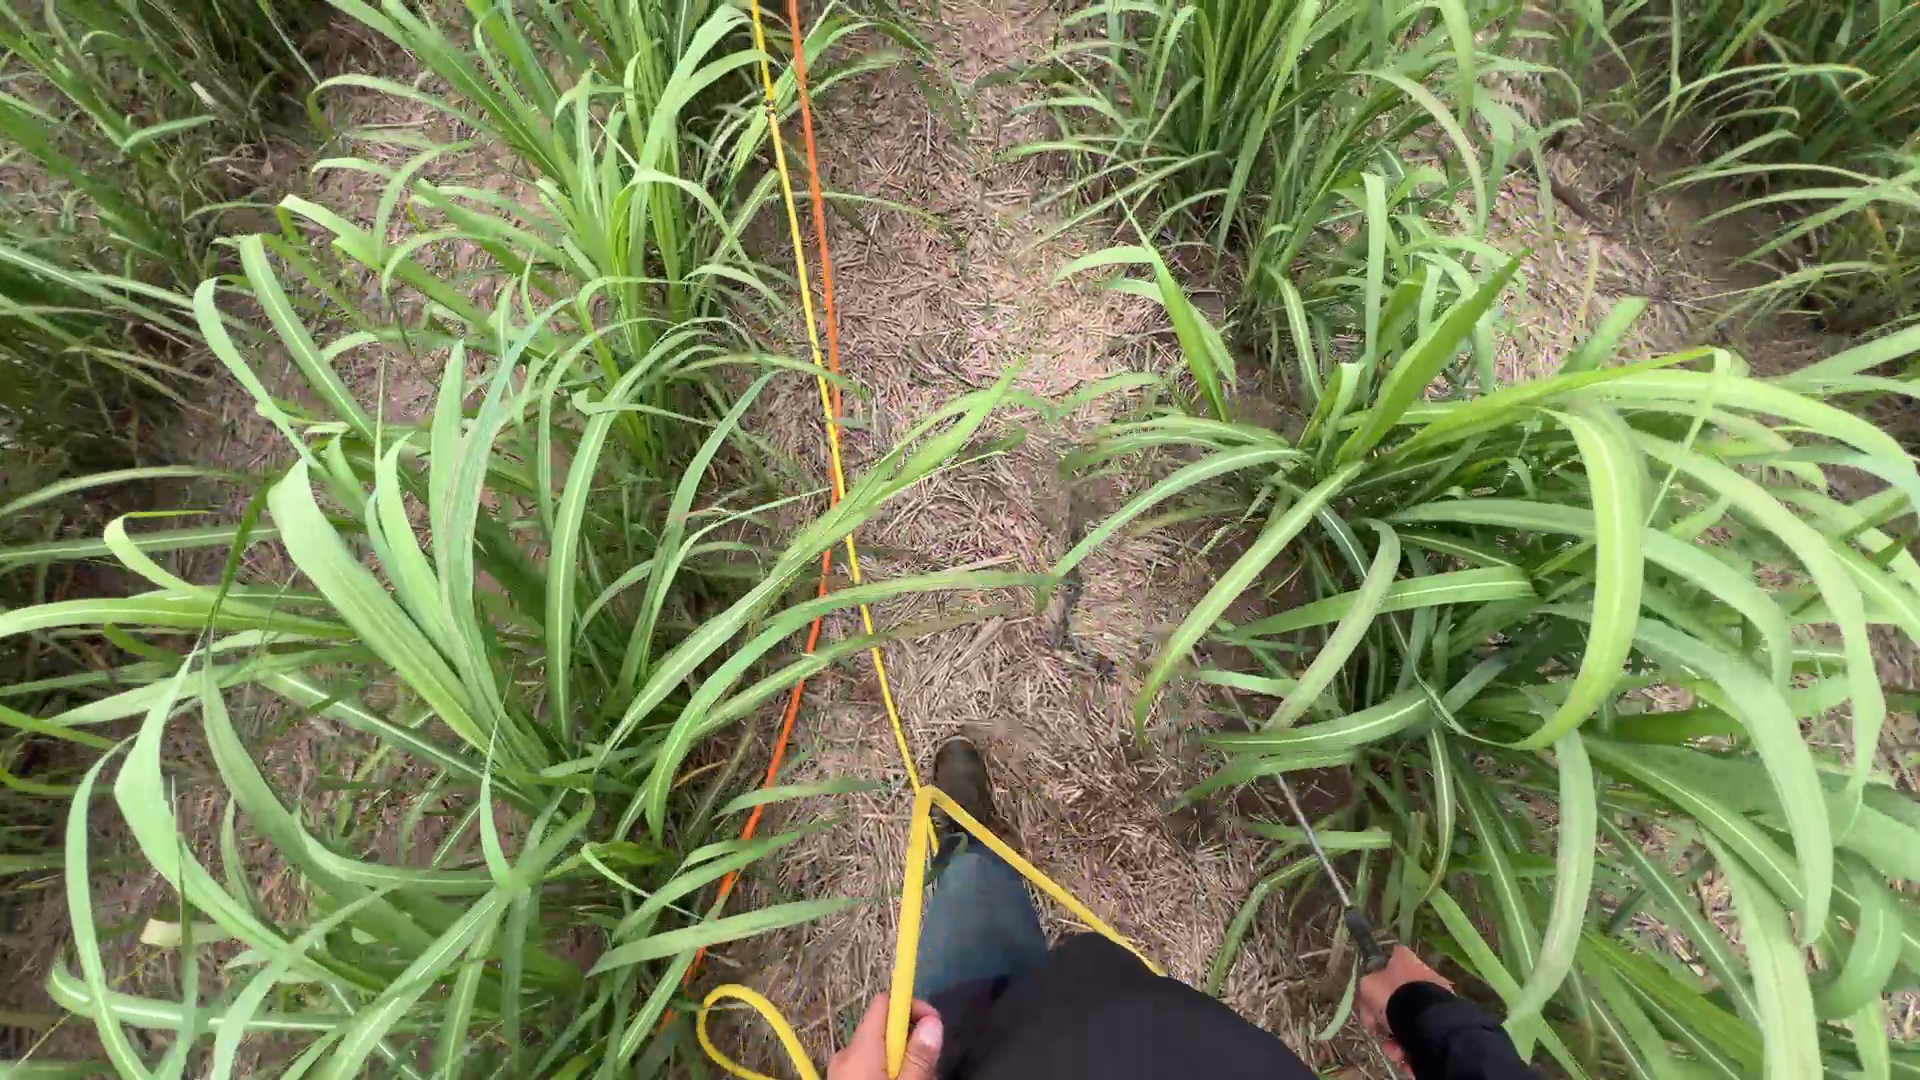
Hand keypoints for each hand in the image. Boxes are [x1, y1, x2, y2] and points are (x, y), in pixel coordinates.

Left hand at [827, 993, 941, 1079]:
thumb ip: (918, 1057)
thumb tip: (933, 1021)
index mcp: (859, 1047)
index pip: (884, 1002)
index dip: (911, 1006)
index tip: (934, 1024)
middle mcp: (845, 1052)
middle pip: (884, 1028)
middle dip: (911, 1040)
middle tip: (930, 1068)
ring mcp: (839, 1071)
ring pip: (878, 1050)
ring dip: (901, 1059)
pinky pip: (867, 1066)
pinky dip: (885, 1071)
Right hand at [1357, 946, 1451, 1071]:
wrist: (1428, 1024)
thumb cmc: (1394, 996)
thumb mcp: (1368, 987)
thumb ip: (1367, 988)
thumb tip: (1372, 1000)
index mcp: (1406, 960)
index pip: (1394, 955)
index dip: (1382, 970)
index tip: (1373, 990)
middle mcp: (1424, 976)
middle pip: (1398, 994)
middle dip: (1385, 1015)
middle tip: (1378, 1029)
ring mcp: (1436, 1001)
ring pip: (1409, 1018)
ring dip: (1396, 1036)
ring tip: (1393, 1050)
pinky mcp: (1447, 1023)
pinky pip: (1423, 1034)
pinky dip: (1412, 1047)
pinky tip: (1405, 1057)